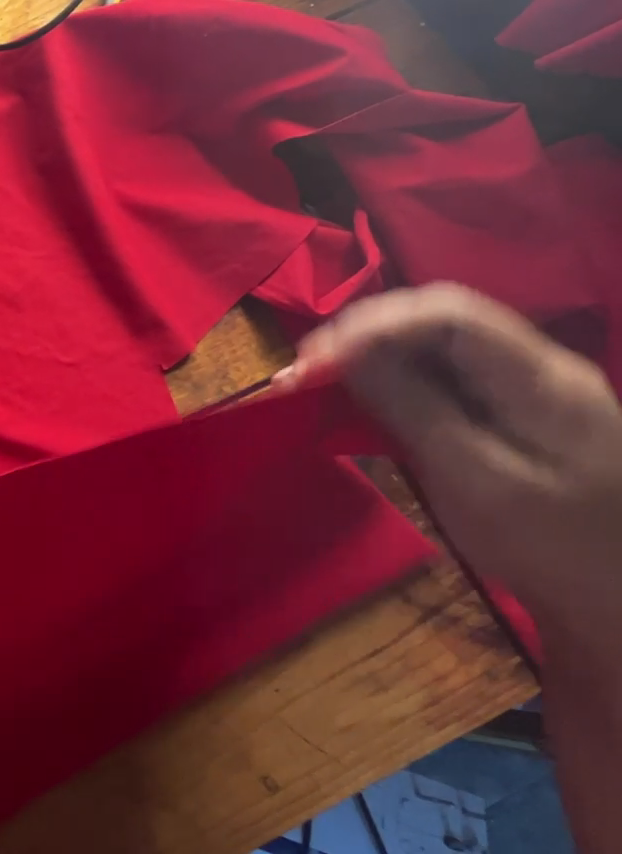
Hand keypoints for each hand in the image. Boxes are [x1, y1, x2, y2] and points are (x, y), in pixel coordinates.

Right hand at [276, 283, 621, 650]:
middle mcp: (533, 368)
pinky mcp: (503, 413)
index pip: (445, 313)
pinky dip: (384, 382)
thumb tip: (345, 352)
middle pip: (434, 319)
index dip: (371, 324)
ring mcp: (521, 390)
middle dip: (360, 336)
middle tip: (303, 372)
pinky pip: (435, 376)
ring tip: (313, 385)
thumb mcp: (475, 478)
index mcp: (538, 378)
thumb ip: (411, 406)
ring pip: (429, 345)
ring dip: (365, 358)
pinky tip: (352, 404)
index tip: (313, 361)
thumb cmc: (555, 546)